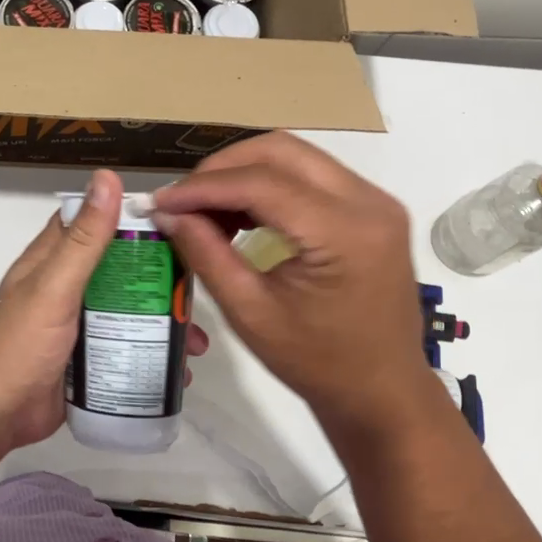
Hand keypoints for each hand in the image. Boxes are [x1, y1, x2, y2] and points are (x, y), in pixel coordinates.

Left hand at [0, 168, 208, 450]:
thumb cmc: (19, 348)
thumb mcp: (54, 288)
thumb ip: (82, 240)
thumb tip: (106, 178)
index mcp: (48, 263)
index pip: (90, 223)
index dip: (127, 217)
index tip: (174, 219)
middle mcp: (62, 290)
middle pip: (118, 272)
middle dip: (159, 280)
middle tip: (198, 292)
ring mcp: (73, 328)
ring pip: (126, 314)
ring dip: (162, 324)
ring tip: (196, 344)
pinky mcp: (83, 363)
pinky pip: (123, 351)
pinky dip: (151, 357)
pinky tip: (181, 372)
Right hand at [149, 133, 428, 423]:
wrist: (382, 390)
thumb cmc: (316, 361)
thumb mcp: (250, 312)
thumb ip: (206, 254)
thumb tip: (167, 213)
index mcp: (344, 233)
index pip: (261, 183)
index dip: (202, 187)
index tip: (159, 202)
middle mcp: (368, 202)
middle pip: (281, 151)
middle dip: (222, 168)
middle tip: (182, 201)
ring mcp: (376, 202)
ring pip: (295, 156)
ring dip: (244, 173)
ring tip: (205, 208)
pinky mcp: (372, 209)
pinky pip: (311, 176)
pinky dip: (268, 184)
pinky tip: (240, 213)